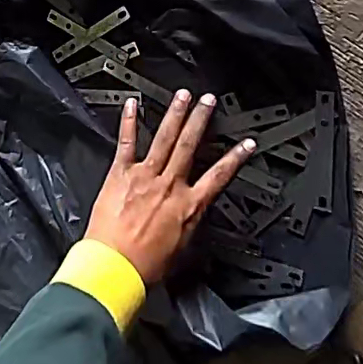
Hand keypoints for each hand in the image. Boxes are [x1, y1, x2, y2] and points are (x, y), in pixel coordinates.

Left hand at [85, 91, 255, 281]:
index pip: (219, 175)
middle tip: (209, 101)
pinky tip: (131, 104)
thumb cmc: (145, 265)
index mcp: (188, 205)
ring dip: (175, 113)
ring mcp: (145, 175)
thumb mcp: (180, 248)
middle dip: (201, 119)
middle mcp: (169, 185)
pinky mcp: (121, 174)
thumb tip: (191, 218)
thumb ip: (188, 224)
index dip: (235, 157)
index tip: (246, 143)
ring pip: (164, 137)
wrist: (116, 267)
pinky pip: (126, 142)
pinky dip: (128, 121)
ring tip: (183, 95)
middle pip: (190, 145)